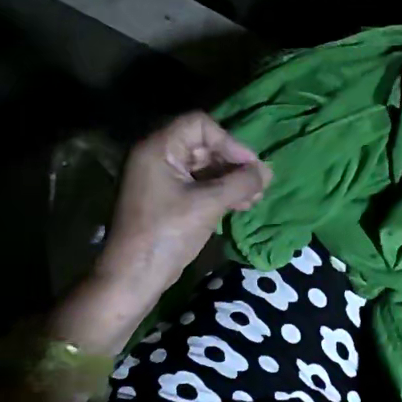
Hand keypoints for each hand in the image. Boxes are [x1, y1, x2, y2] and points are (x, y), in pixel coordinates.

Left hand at [96, 112, 271, 298]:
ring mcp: (160, 180)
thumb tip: (268, 172)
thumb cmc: (167, 234)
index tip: (250, 166)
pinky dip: (220, 193)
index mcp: (158, 148)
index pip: (200, 125)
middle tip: (259, 185)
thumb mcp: (208, 204)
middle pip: (204, 145)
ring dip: (231, 180)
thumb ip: (240, 183)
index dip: (229, 141)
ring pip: (204, 168)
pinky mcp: (167, 201)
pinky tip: (240, 206)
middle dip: (234, 163)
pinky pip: (198, 186)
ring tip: (254, 199)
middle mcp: (157, 157)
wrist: (133, 277)